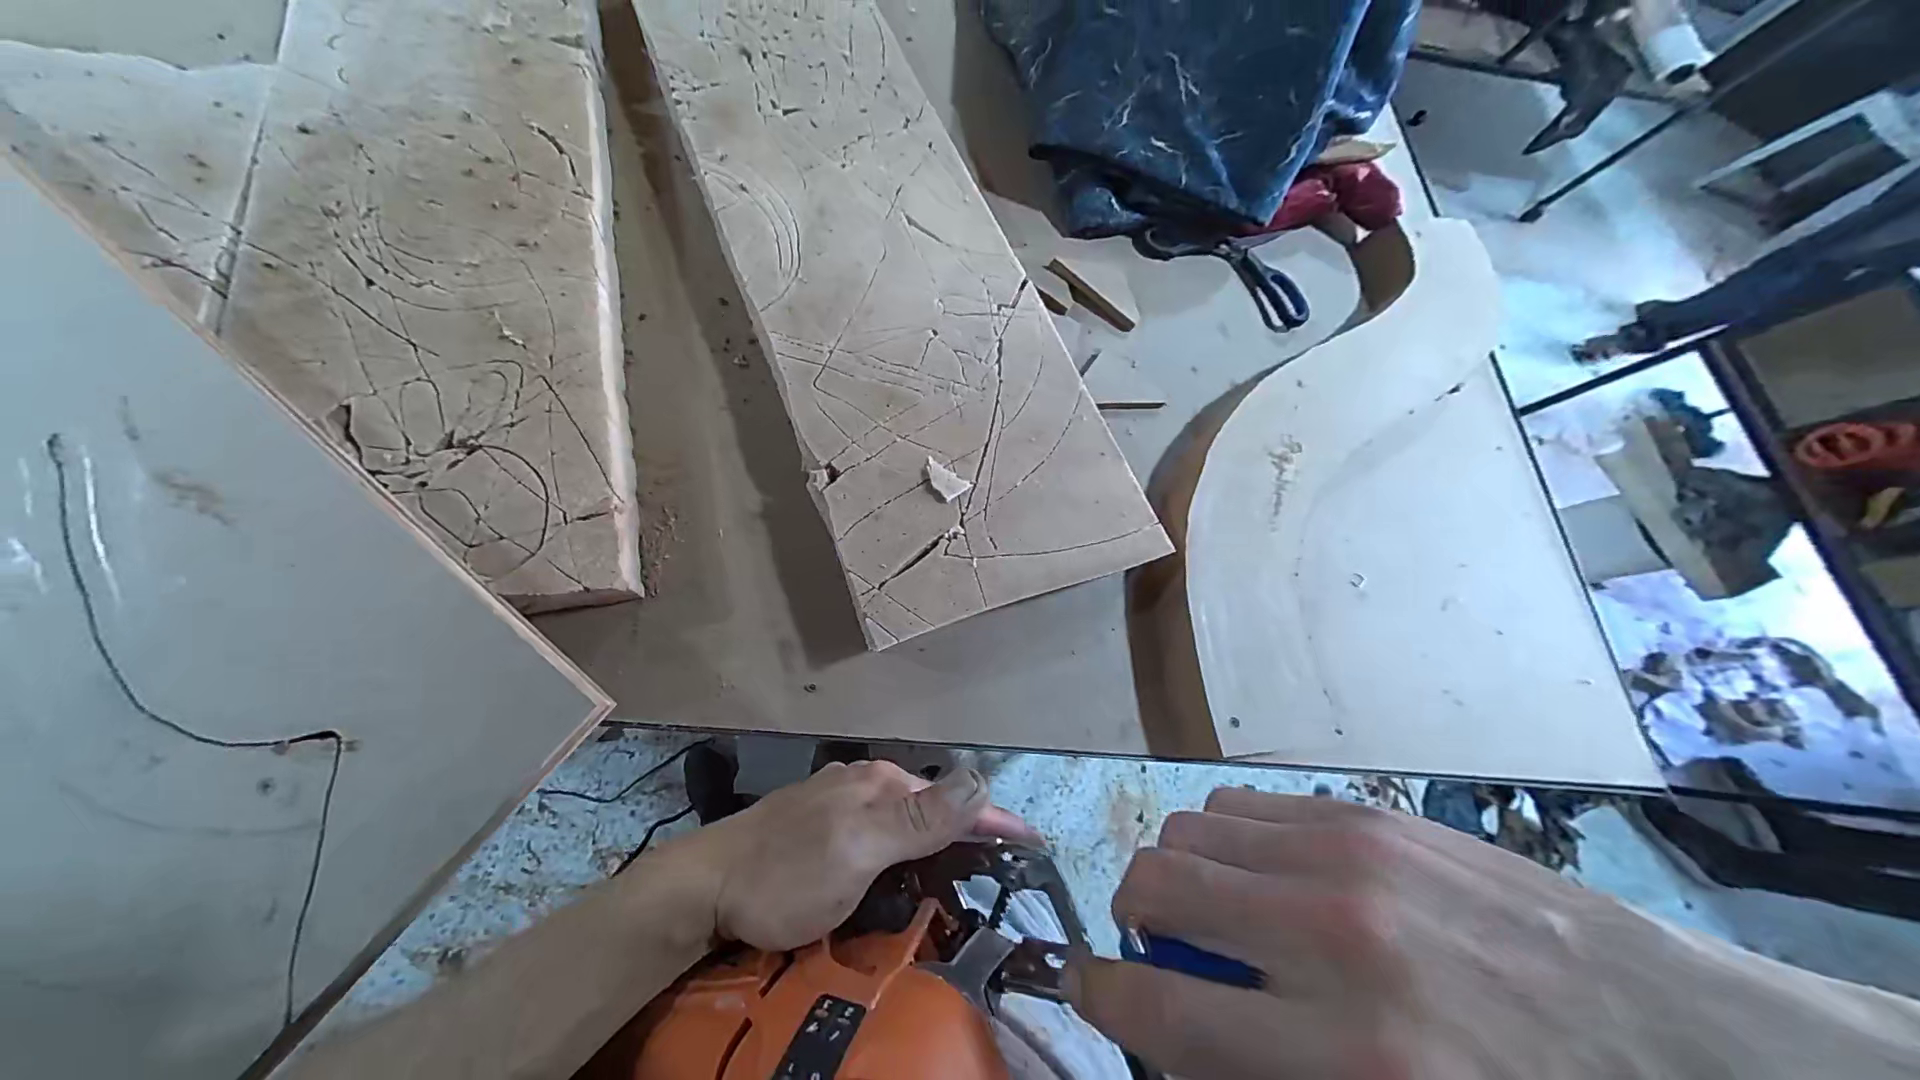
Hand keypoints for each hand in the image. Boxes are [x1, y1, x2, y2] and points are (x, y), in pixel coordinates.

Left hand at [662, 761, 1040, 950]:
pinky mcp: (823, 825)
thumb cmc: (785, 872)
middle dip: (972, 825)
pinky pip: (883, 829)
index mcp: (882, 783)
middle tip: (1005, 859)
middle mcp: (865, 783)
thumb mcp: (859, 848)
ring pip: (907, 816)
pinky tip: (907, 861)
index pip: (956, 798)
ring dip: (940, 834)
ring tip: (966, 861)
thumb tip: (981, 775)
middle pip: (934, 804)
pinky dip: (908, 843)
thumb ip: (920, 817)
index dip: (998, 819)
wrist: (704, 885)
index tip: (1035, 840)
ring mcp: (841, 802)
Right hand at [1066, 789, 1783, 1079]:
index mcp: (1348, 1057)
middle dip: (1131, 911)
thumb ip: (1266, 1077)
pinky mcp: (1370, 814)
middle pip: (1157, 881)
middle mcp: (1334, 938)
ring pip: (1191, 828)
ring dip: (1182, 869)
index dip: (1102, 993)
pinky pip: (1243, 804)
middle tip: (1156, 939)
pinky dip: (1228, 838)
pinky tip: (1265, 871)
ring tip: (1217, 904)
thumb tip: (1179, 1033)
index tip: (1087, 984)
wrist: (1693, 1052)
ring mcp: (1351, 856)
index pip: (1163, 1006)